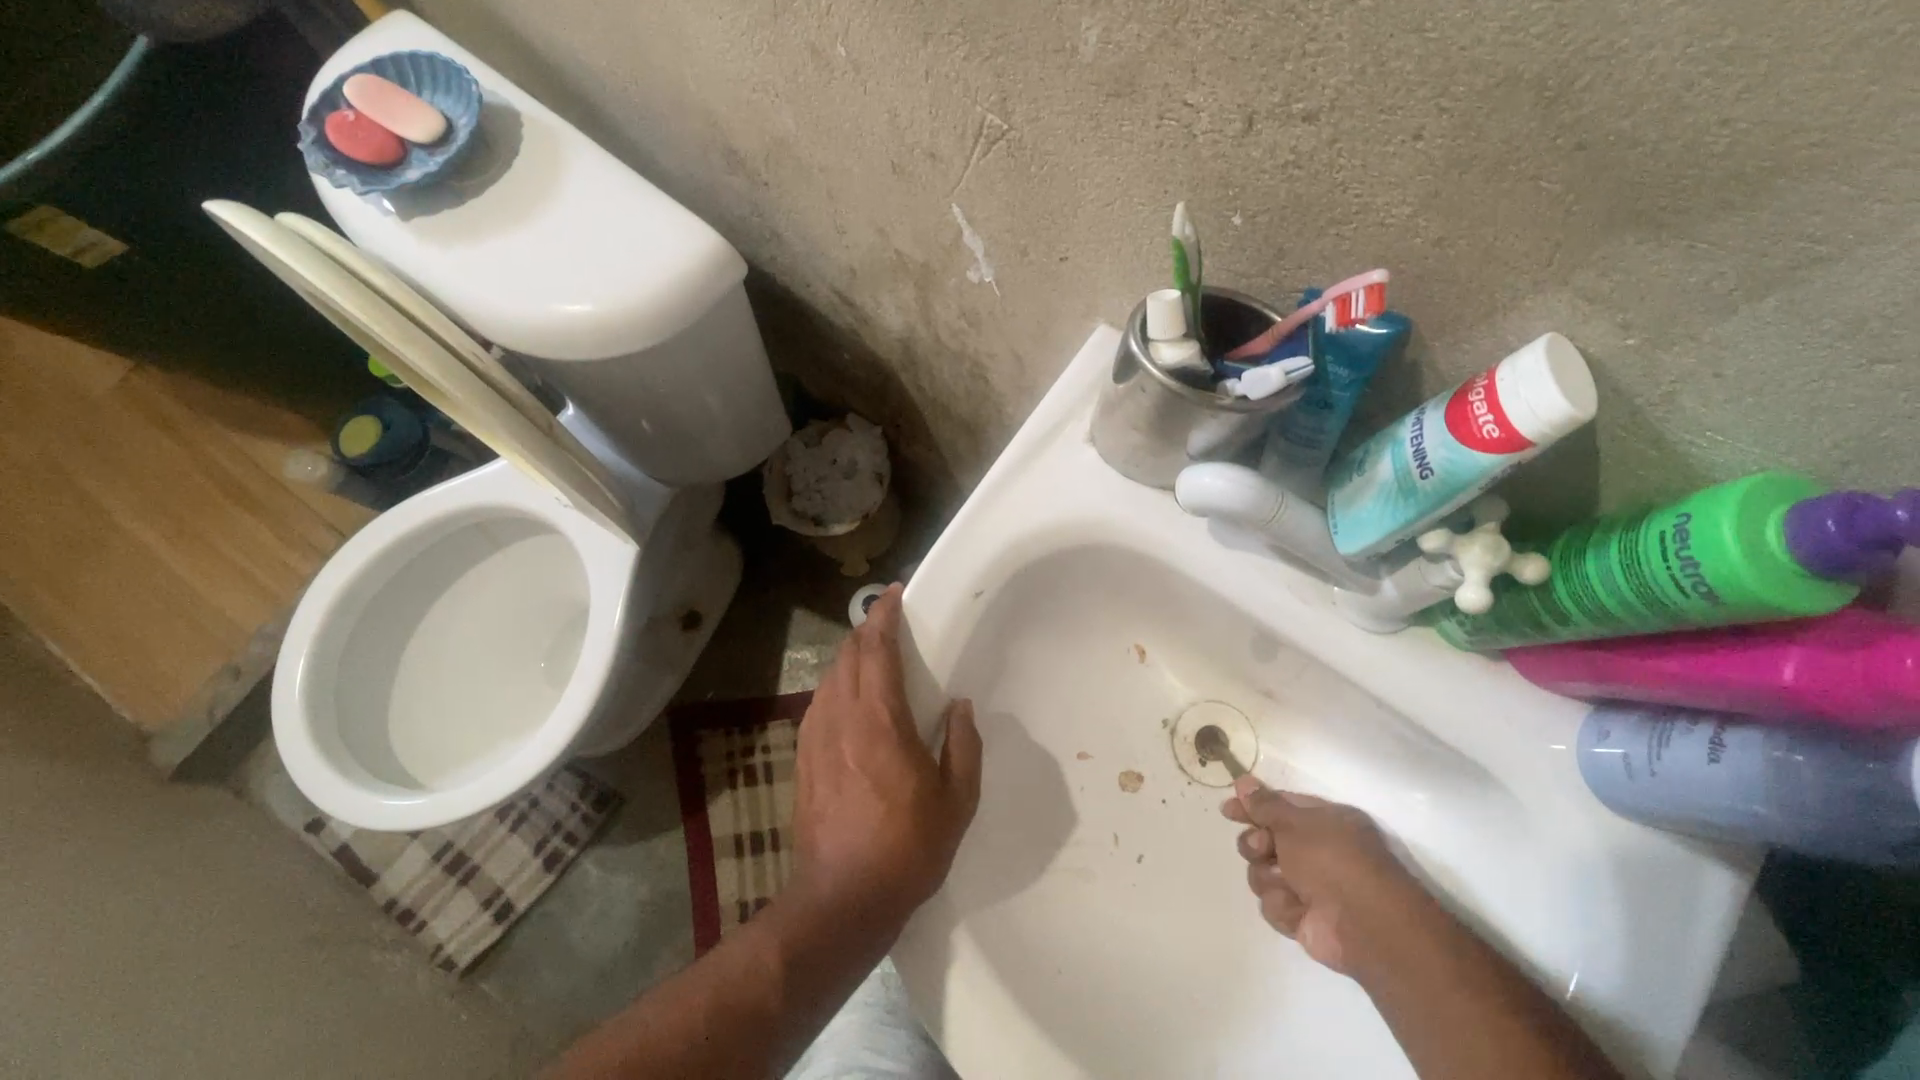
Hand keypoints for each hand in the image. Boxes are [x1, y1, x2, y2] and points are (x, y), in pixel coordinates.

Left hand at [790, 585, 981, 929]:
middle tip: (890, 625)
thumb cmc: (908, 848)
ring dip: (850, 659)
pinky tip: (852, 705)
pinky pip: (819, 705)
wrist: (841, 898)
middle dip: (866, 632)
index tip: (894, 594)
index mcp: (879, 719)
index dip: (884, 615)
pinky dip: (837, 689)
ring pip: (829, 678)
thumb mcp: (957, 800)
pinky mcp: (802, 760)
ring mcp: (814, 738)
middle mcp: (840, 717)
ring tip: (874, 660)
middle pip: (846, 655)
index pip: (875, 648)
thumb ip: (963, 744)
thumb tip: (958, 707)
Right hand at [1221, 777, 1430, 977]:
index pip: (1281, 807)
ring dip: (1269, 877)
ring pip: (1264, 873)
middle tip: (1262, 848)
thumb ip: (1265, 804)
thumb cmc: (1333, 860)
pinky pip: (1274, 903)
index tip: (1227, 809)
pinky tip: (1299, 909)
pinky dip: (1283, 905)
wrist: (1363, 923)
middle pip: (1266, 841)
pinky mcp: (1303, 916)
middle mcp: (1318, 852)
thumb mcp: (1296, 823)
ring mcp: (1310, 886)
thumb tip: (1243, 781)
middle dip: (1257, 845)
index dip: (1252, 806)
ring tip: (1286, 882)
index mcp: (1326, 822)